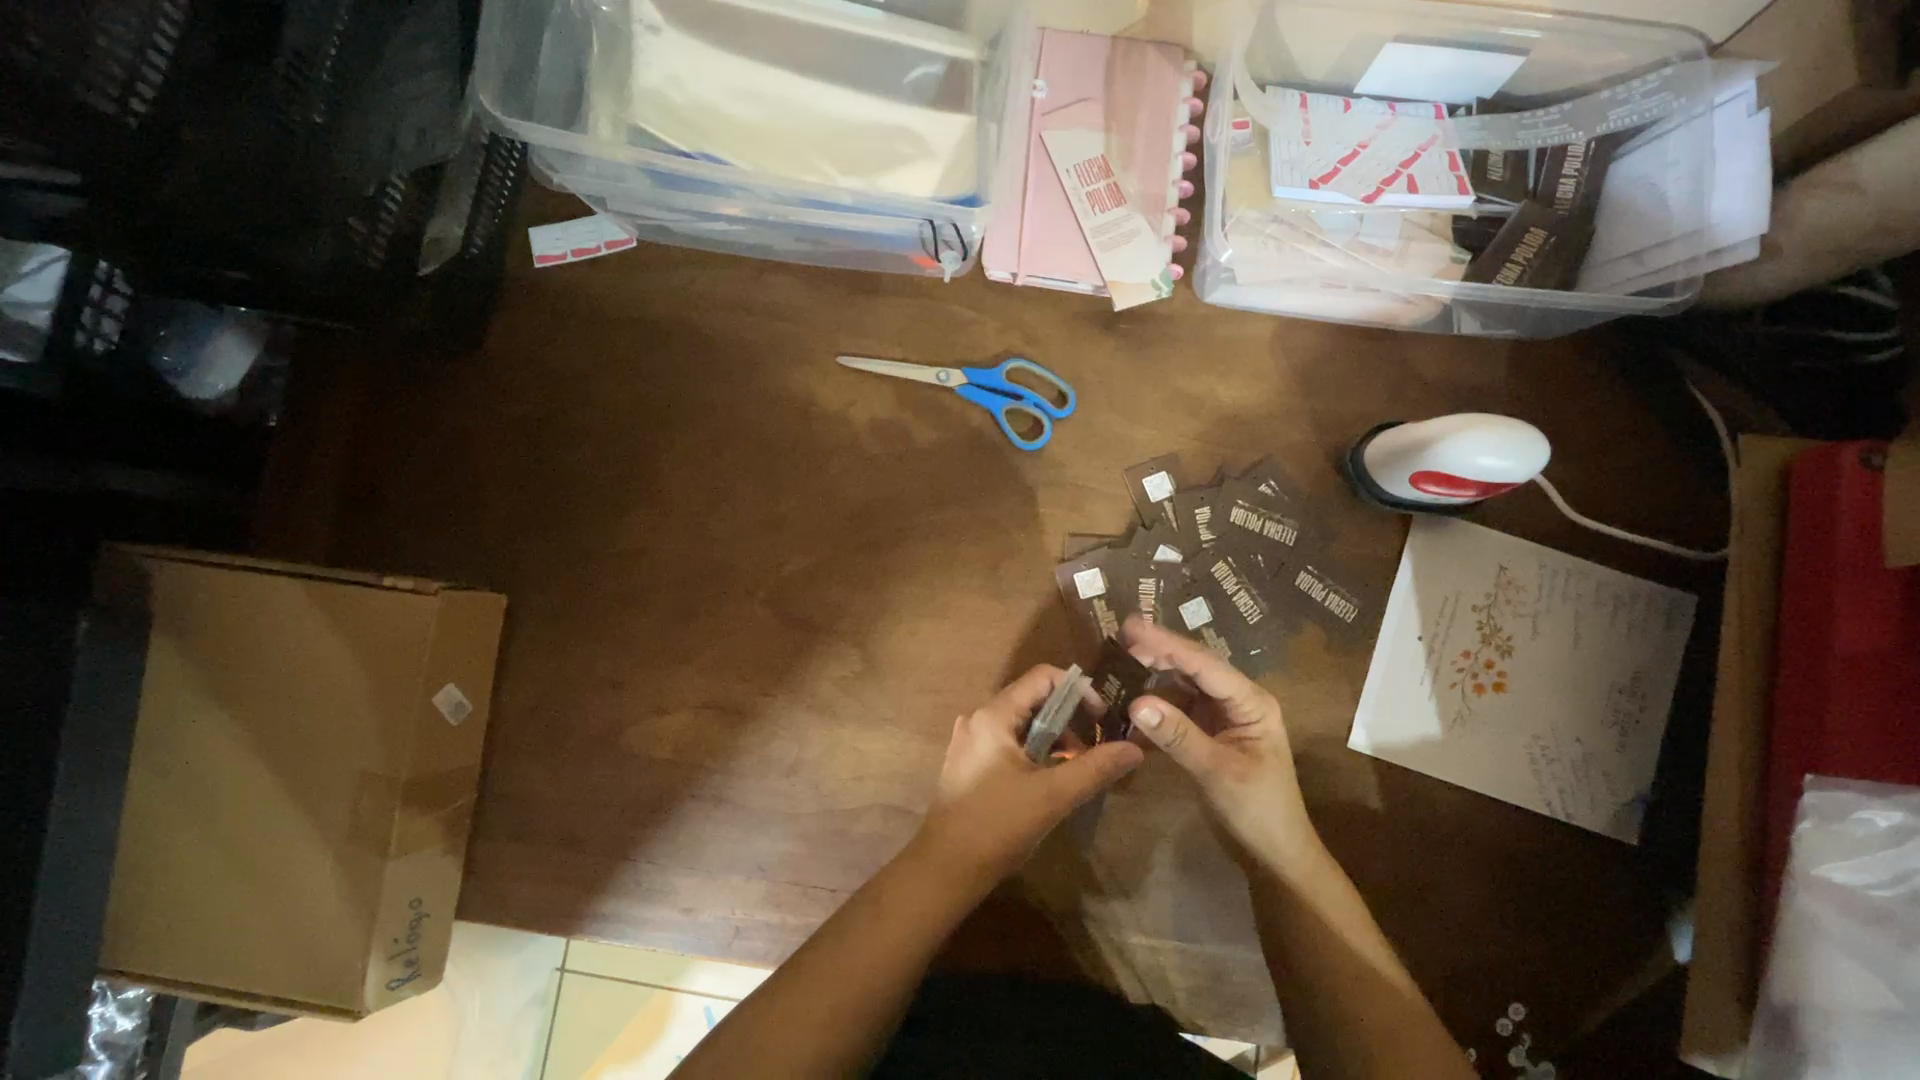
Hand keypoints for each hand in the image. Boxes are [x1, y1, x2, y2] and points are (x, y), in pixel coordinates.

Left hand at [911, 665, 1143, 888]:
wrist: (945, 869)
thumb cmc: (997, 826)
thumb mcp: (1052, 796)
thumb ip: (1095, 768)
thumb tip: (1135, 749)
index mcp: (993, 715)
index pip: (1043, 677)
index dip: (1078, 690)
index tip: (1103, 717)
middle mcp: (978, 719)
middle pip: (1033, 699)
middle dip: (1070, 718)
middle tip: (1097, 746)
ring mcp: (971, 742)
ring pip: (1022, 724)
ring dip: (1054, 738)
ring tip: (1077, 768)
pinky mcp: (970, 764)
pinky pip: (1009, 743)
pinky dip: (1035, 752)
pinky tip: (1051, 780)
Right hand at [1120, 617, 1318, 867]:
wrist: (1276, 853)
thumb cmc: (1258, 810)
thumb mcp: (1217, 772)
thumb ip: (1178, 736)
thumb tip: (1135, 702)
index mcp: (1251, 702)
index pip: (1204, 665)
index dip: (1167, 645)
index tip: (1132, 628)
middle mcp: (1237, 700)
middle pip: (1194, 667)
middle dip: (1159, 650)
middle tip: (1121, 634)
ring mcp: (1222, 716)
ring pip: (1183, 685)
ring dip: (1154, 674)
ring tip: (1120, 660)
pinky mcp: (1208, 733)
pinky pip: (1178, 709)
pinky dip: (1155, 706)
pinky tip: (1130, 701)